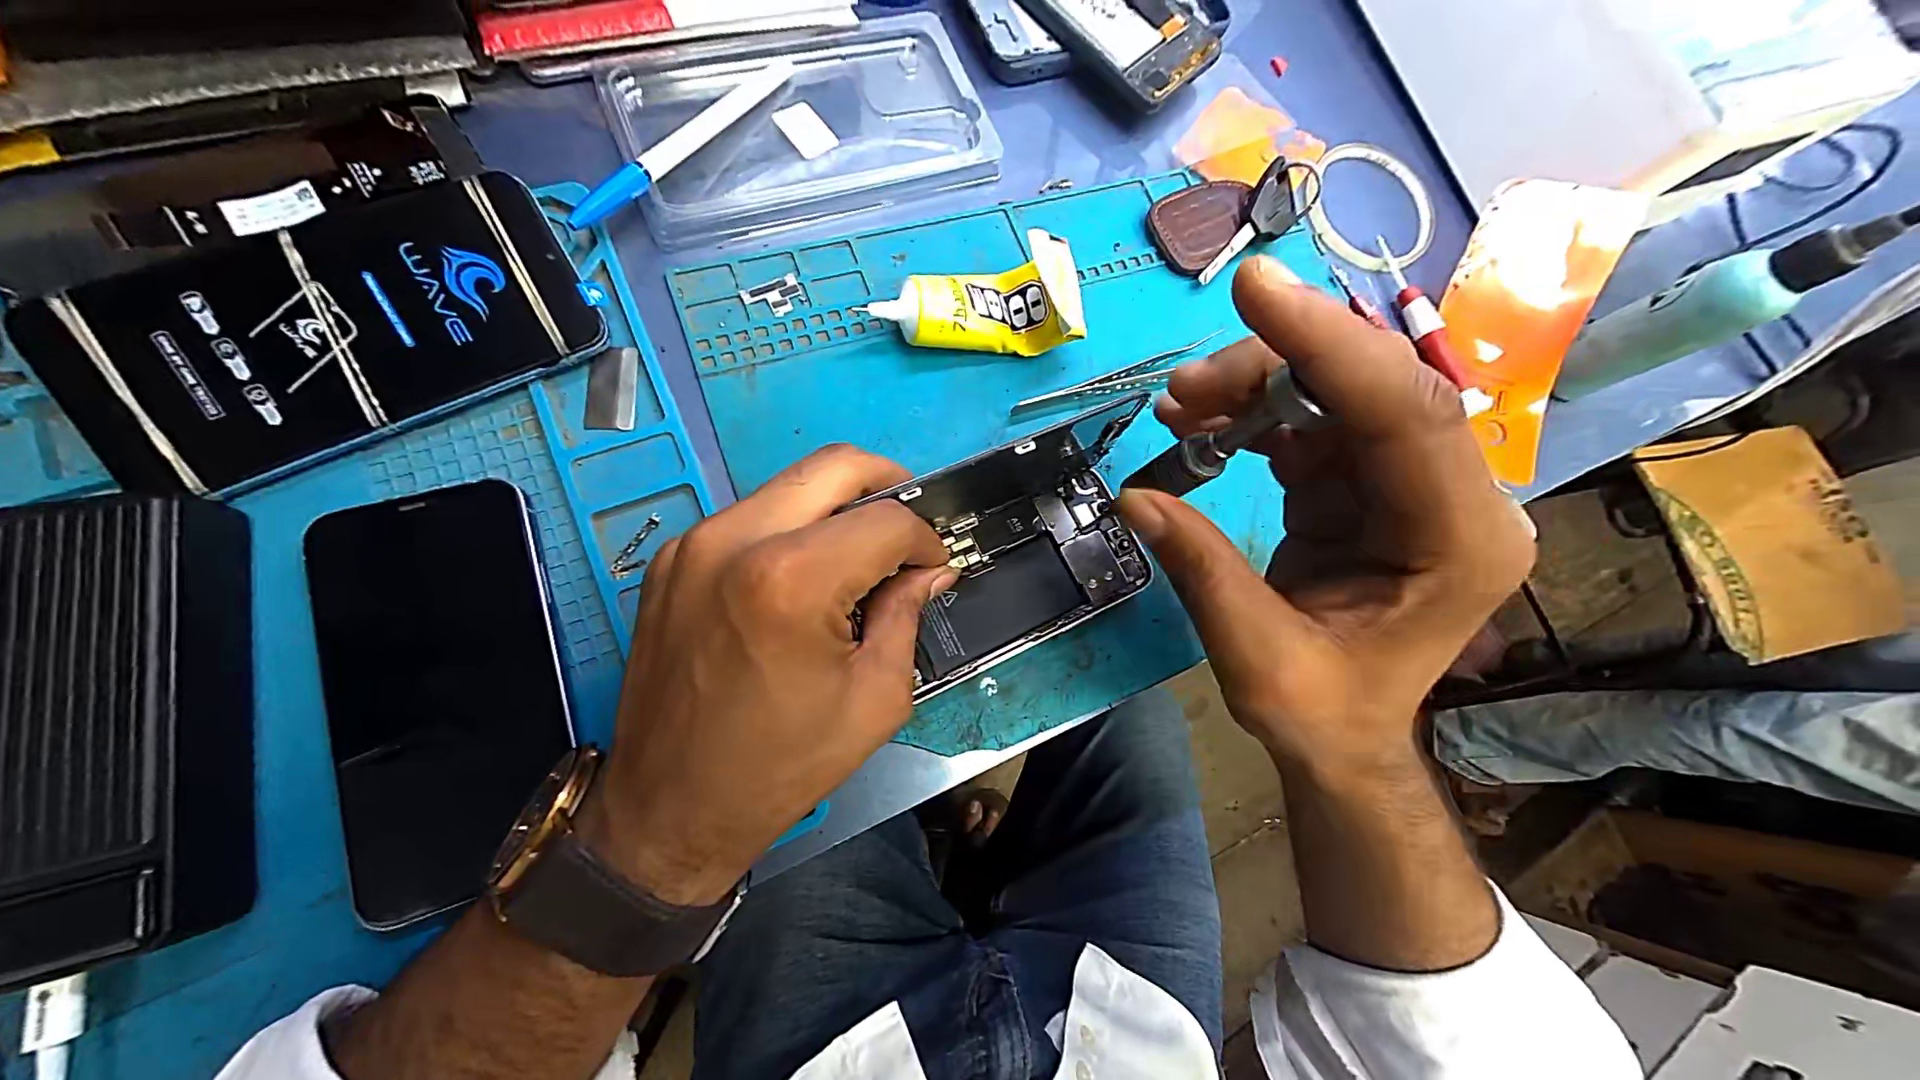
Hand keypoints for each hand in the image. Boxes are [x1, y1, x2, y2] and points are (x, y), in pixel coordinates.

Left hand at [577, 445, 956, 904]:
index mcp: (790, 580)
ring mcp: (694, 543)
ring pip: (790, 484)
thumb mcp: (874, 698)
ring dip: (838, 507)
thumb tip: (927, 571)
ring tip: (860, 555)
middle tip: (908, 529)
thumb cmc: (780, 765)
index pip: (884, 521)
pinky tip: (806, 574)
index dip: (924, 539)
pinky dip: (792, 528)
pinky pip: (751, 516)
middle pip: (834, 465)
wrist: (671, 807)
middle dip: (887, 485)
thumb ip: (907, 615)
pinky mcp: (672, 559)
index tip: (933, 566)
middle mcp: (734, 540)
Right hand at [1118, 256, 1533, 776]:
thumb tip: (1135, 497)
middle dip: (1274, 366)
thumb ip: (1203, 570)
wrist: (1343, 740)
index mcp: (1458, 541)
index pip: (1405, 413)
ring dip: (1252, 389)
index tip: (1253, 291)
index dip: (1329, 344)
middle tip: (1183, 384)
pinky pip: (1308, 425)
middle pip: (1369, 388)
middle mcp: (1449, 496)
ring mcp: (1404, 486)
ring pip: (1333, 396)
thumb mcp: (1256, 657)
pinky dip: (1250, 416)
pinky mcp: (1361, 486)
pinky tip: (1200, 424)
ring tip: (1177, 406)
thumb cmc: (1321, 713)